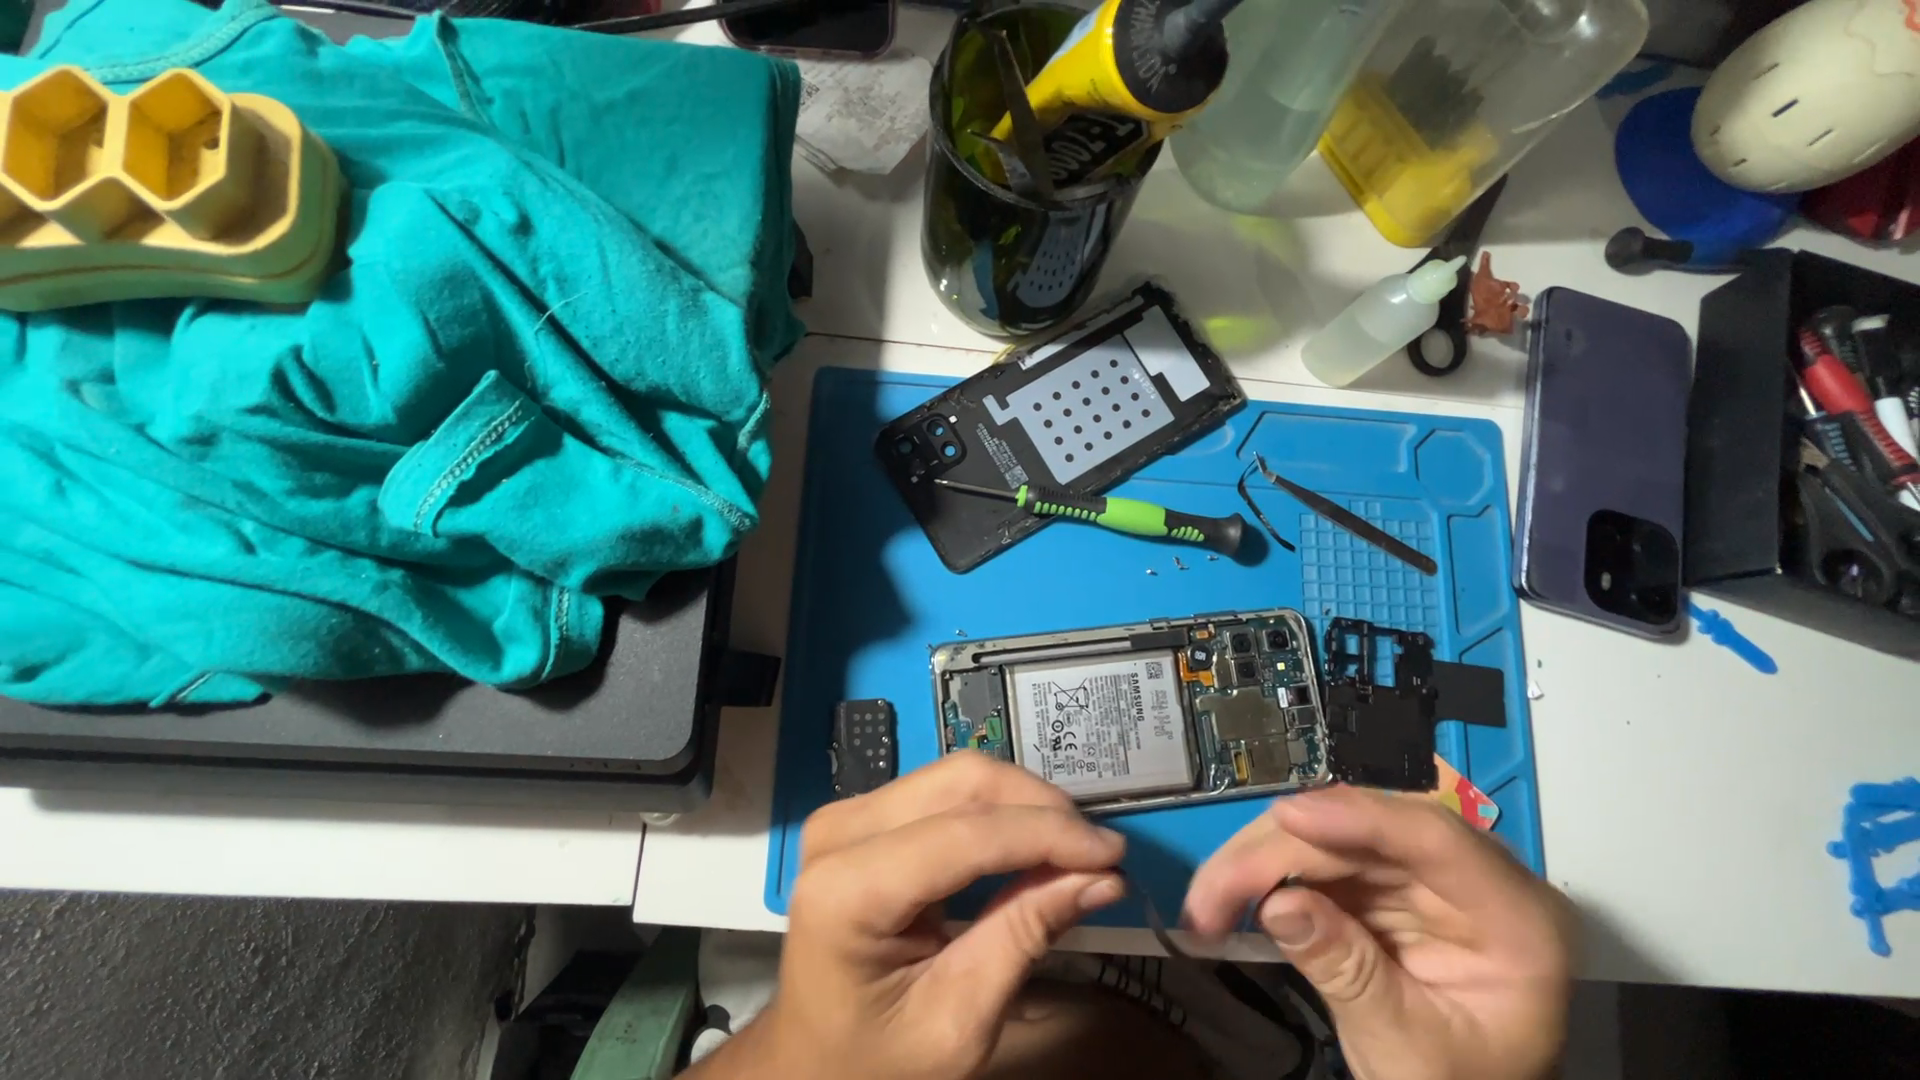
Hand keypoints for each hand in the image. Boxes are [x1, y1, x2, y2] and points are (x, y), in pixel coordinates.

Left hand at [693, 754, 1126, 1079]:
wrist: (809, 1060)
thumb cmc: (876, 1060)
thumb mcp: (958, 1022)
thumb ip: (1023, 936)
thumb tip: (1099, 876)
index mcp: (848, 891)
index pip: (966, 834)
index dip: (1047, 834)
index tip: (1113, 853)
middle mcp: (840, 831)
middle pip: (961, 781)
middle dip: (1039, 807)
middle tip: (1095, 851)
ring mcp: (846, 816)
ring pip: (956, 776)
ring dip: (1022, 804)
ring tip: (1071, 849)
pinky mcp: (861, 816)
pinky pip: (942, 791)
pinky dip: (996, 810)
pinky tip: (1029, 841)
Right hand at [1183, 785, 1575, 1079]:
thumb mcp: (1409, 1052)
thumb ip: (1348, 976)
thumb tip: (1277, 904)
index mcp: (1515, 919)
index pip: (1435, 841)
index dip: (1358, 819)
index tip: (1285, 818)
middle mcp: (1466, 876)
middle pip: (1361, 833)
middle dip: (1276, 854)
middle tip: (1208, 895)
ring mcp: (1417, 873)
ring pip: (1325, 836)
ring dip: (1257, 862)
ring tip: (1205, 903)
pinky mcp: (1377, 878)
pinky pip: (1312, 858)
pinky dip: (1265, 875)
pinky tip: (1229, 895)